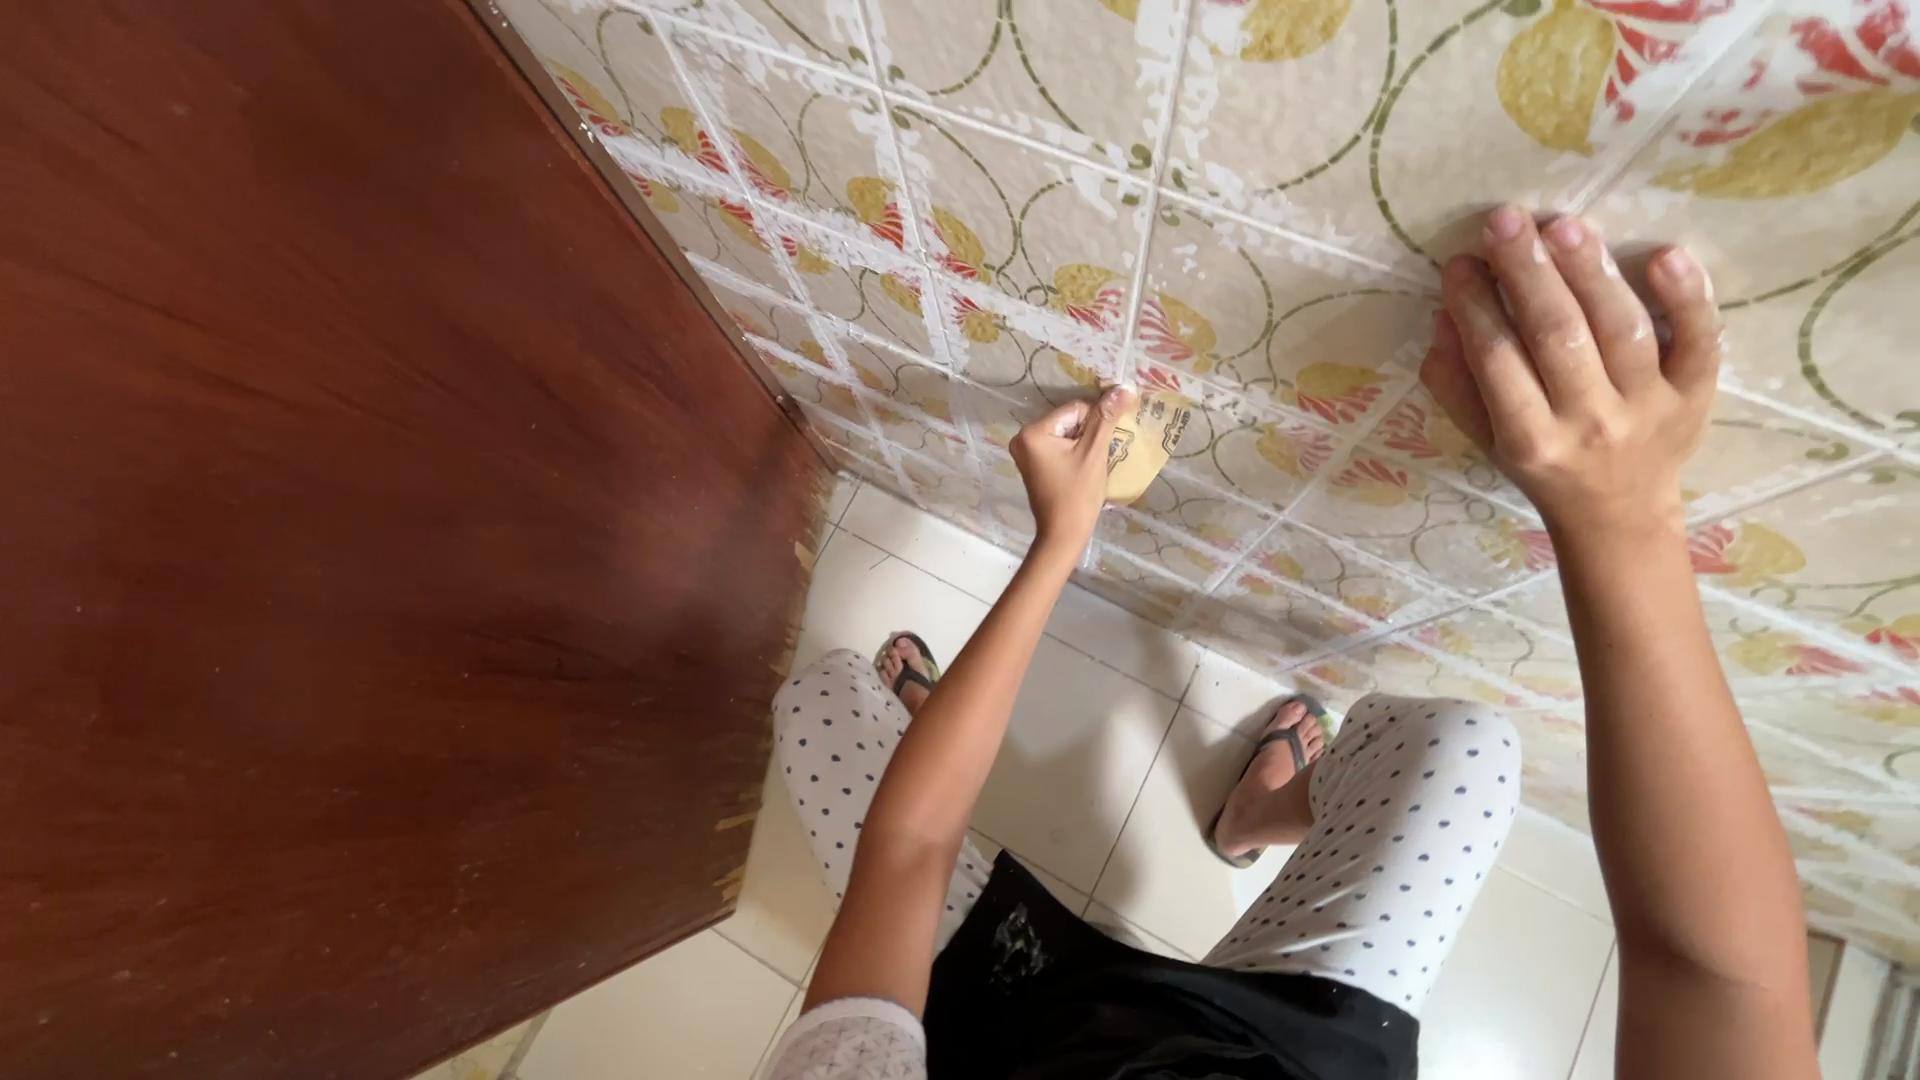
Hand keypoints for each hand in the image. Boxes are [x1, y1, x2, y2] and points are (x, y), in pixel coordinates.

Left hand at [1011, 386, 1134, 551]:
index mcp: (1033, 432)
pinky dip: (1074, 451)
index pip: (1075, 409)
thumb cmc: (1078, 494)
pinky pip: (1058, 446)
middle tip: (1102, 452)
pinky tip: (1084, 467)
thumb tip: (1124, 388)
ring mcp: (1025, 452)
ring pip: (1066, 433)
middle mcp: (1023, 438)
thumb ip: (1106, 418)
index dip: (1097, 420)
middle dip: (1090, 431)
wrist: (1063, 534)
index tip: (1108, 440)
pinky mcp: (1033, 464)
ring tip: (1095, 461)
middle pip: (1069, 420)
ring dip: (1085, 441)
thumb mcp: (1094, 453)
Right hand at [1421, 205, 1720, 541]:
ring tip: (1561, 226)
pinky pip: (1700, 340)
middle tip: (1504, 222)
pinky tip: (1661, 254)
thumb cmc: (1537, 467)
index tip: (1458, 264)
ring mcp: (1649, 407)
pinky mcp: (1699, 394)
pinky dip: (1686, 296)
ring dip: (1589, 272)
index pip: (1496, 361)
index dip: (1475, 309)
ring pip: (1621, 329)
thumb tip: (1445, 320)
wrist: (1616, 513)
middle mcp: (1588, 422)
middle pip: (1557, 336)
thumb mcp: (1482, 439)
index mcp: (1528, 439)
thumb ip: (1458, 386)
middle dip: (1526, 274)